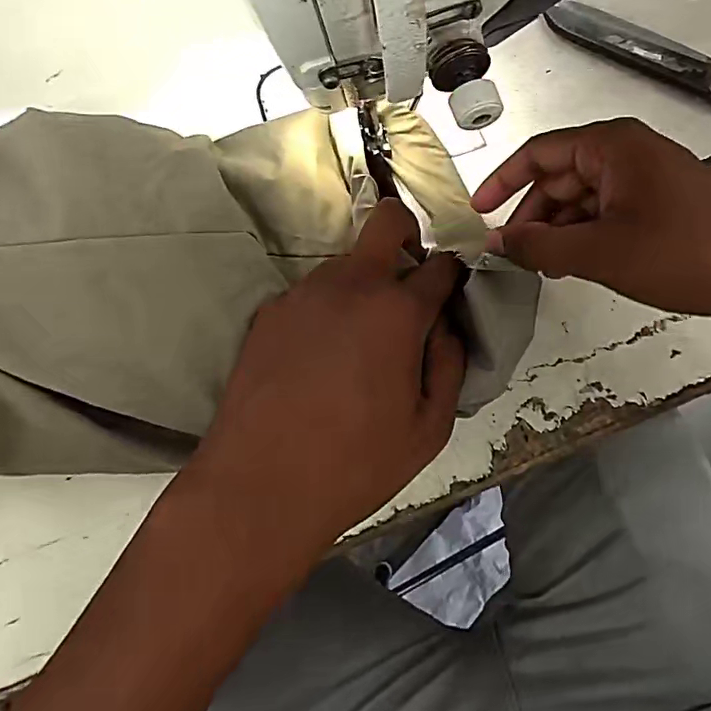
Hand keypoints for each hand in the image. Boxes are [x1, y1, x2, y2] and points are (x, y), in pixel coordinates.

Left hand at [190, 199, 467, 551]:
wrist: (256, 489)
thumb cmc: (354, 464)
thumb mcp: (430, 428)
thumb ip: (450, 364)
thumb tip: (445, 327)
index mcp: (397, 312)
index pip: (441, 266)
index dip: (453, 275)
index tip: (451, 292)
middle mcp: (350, 286)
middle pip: (388, 220)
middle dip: (410, 233)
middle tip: (412, 279)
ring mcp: (303, 294)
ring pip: (348, 262)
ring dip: (366, 283)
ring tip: (361, 341)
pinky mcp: (269, 312)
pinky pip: (313, 293)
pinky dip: (329, 309)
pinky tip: (321, 358)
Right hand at [471, 118, 710, 322]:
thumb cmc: (687, 254)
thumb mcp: (601, 253)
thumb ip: (540, 247)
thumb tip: (499, 243)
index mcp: (612, 145)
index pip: (539, 153)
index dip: (503, 182)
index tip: (480, 211)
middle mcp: (629, 152)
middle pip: (561, 176)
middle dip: (534, 215)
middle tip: (514, 253)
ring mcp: (649, 177)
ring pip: (584, 198)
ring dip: (561, 229)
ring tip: (546, 266)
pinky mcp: (663, 202)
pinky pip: (610, 210)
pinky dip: (588, 234)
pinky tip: (579, 263)